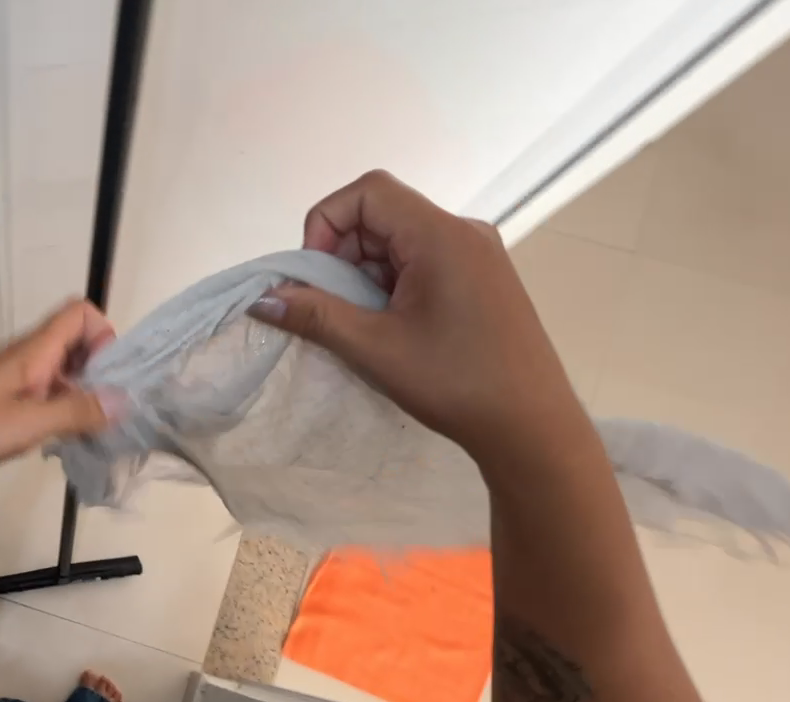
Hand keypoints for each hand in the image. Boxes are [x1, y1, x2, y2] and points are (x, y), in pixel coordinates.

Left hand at [0, 300, 117, 491]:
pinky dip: (51, 409)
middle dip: (96, 372)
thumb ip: (76, 411)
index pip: (80, 313)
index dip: (104, 336)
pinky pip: (35, 393)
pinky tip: (47, 439)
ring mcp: (4, 378)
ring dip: (75, 395)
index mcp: (31, 352)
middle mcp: (20, 357)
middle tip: (100, 415)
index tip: (109, 379)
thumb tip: (123, 401)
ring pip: (54, 371)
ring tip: (80, 433)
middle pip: (72, 343)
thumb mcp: (27, 424)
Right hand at [245, 170, 589, 466]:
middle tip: (328, 307)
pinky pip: (416, 262)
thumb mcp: (372, 348)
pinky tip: (385, 327)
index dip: (326, 223)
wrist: (526, 421)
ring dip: (360, 274)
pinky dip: (385, 285)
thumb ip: (314, 315)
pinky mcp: (475, 278)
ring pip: (395, 241)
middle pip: (380, 214)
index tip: (313, 276)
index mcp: (440, 236)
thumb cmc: (451, 381)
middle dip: (338, 254)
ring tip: (357, 324)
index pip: (368, 192)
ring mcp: (472, 254)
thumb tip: (263, 298)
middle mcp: (461, 232)